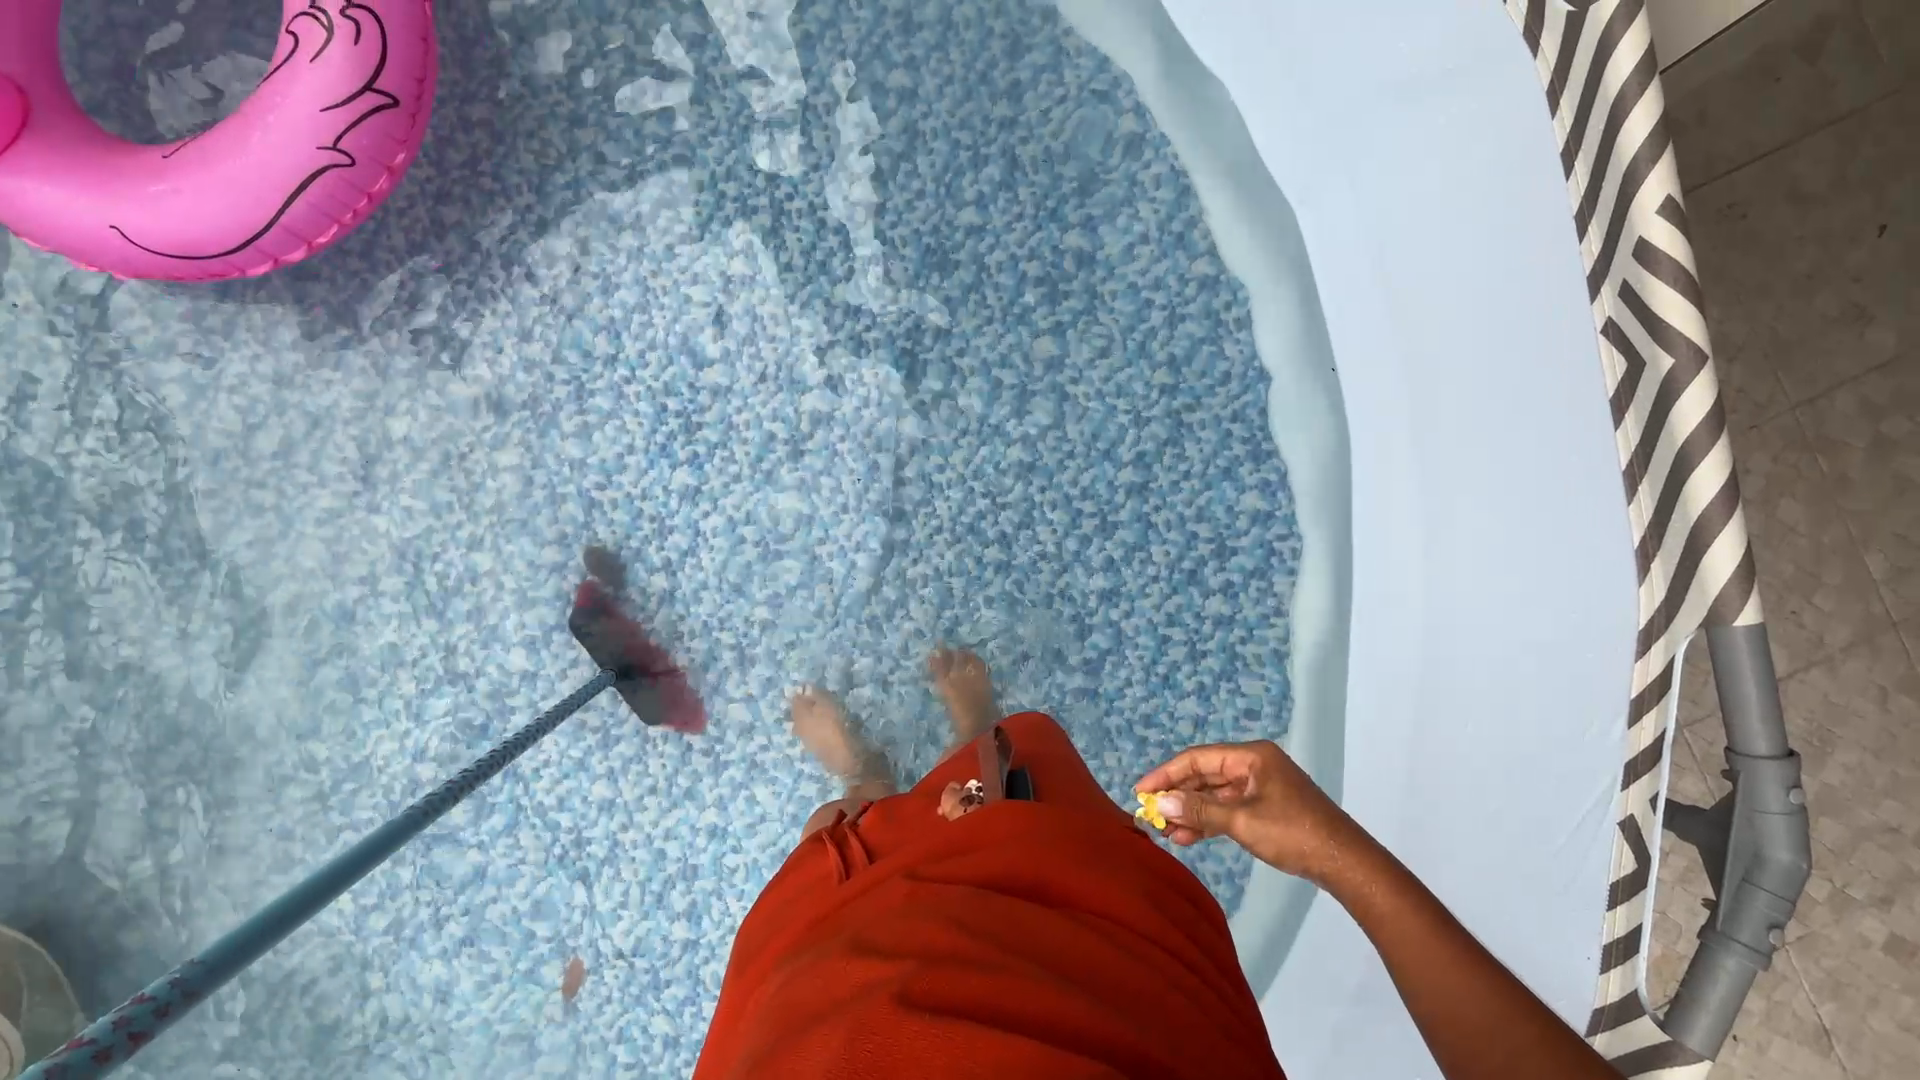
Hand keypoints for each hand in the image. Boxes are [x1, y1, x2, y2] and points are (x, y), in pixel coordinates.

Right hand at [1136, 740, 1373, 887]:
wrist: (1344, 863)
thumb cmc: (1294, 833)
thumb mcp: (1242, 822)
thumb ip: (1200, 811)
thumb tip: (1162, 804)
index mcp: (1251, 756)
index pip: (1197, 758)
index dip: (1166, 774)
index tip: (1141, 791)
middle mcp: (1253, 765)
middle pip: (1204, 775)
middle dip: (1177, 796)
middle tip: (1150, 814)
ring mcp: (1260, 787)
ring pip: (1214, 795)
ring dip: (1190, 812)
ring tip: (1164, 831)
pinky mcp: (1264, 808)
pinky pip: (1227, 809)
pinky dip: (1208, 821)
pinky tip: (1187, 837)